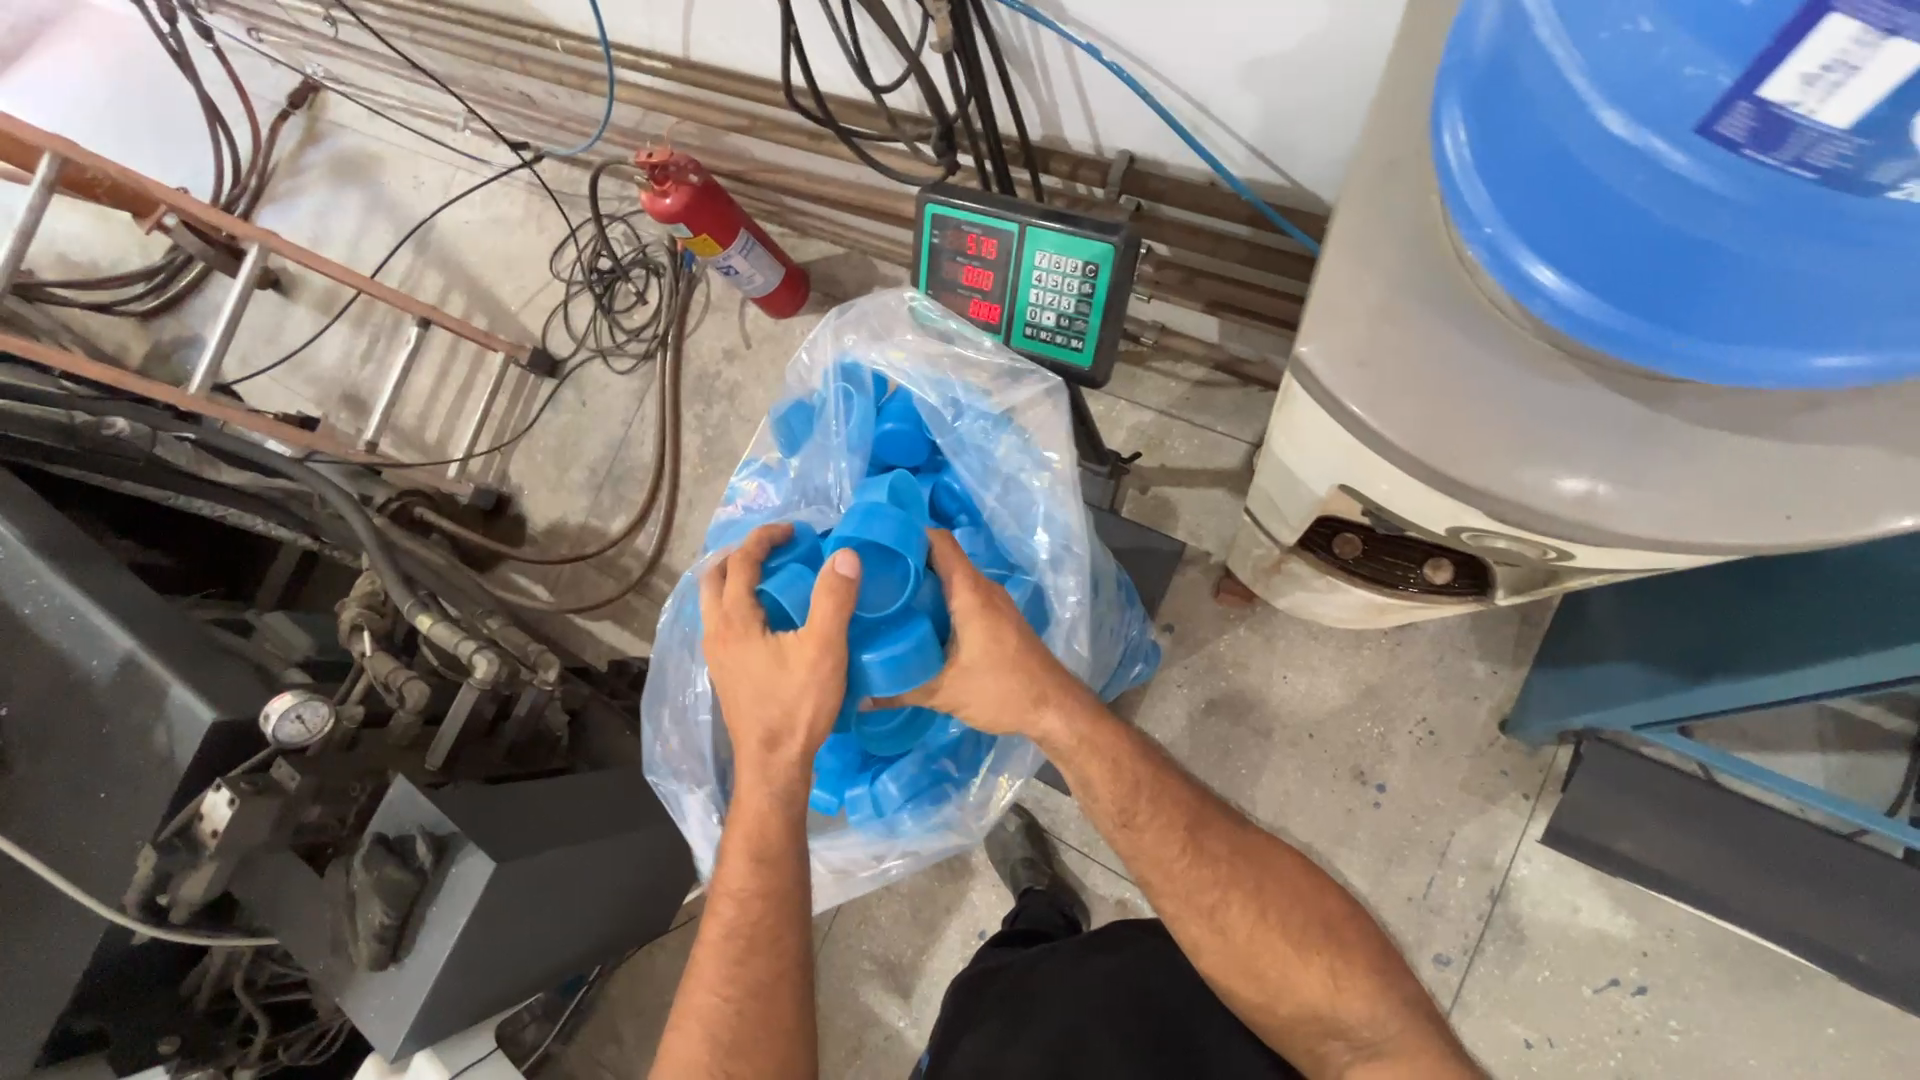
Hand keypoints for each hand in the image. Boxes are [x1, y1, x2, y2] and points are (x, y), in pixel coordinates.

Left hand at [701, 523, 862, 790]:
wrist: (772, 765)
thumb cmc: (797, 706)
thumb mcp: (824, 649)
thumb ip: (834, 599)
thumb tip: (844, 554)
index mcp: (735, 621)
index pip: (741, 562)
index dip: (765, 538)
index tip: (794, 531)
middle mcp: (716, 633)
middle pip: (713, 578)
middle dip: (740, 554)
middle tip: (774, 548)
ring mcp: (716, 656)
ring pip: (713, 602)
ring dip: (734, 579)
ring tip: (769, 577)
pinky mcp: (724, 674)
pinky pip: (721, 622)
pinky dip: (737, 604)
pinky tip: (766, 619)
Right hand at [881, 529, 1099, 744]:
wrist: (1055, 708)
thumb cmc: (1003, 690)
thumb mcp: (944, 693)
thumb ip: (899, 691)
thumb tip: (858, 696)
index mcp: (969, 591)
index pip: (937, 541)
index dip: (905, 535)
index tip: (875, 545)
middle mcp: (982, 588)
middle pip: (940, 559)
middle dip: (905, 565)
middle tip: (869, 579)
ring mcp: (993, 602)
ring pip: (951, 580)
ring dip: (922, 587)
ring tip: (886, 602)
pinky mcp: (998, 619)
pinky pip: (962, 597)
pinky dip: (938, 604)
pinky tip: (916, 625)